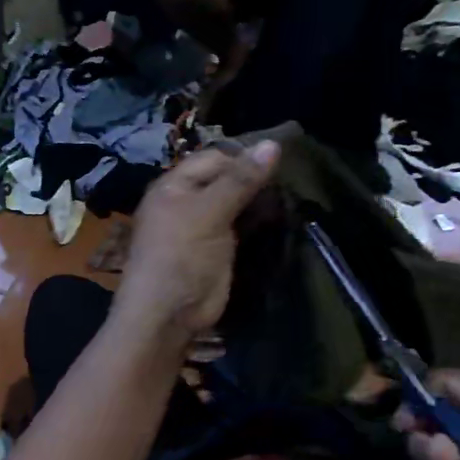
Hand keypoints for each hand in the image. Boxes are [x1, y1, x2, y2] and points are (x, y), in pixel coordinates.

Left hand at [113, 140, 279, 337]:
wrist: (168, 315)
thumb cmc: (180, 256)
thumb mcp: (209, 212)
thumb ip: (241, 180)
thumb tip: (274, 144)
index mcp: (175, 185)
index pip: (215, 158)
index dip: (243, 158)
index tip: (279, 163)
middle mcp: (187, 202)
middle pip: (226, 180)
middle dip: (254, 181)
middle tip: (290, 183)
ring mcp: (203, 228)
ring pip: (237, 204)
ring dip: (259, 203)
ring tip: (291, 200)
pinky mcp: (218, 250)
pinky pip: (241, 228)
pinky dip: (258, 224)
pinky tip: (280, 221)